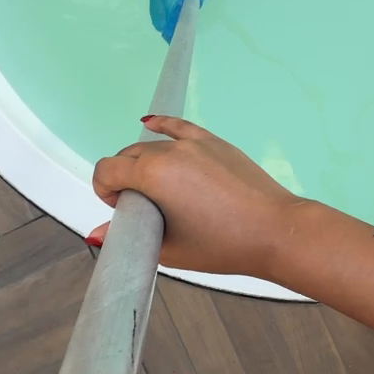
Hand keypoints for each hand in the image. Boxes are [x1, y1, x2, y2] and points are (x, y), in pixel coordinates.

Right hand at [90, 115, 307, 276]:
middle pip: (129, 156)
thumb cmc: (224, 246)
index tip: (121, 209)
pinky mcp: (216, 143)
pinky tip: (150, 124)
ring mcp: (196, 144)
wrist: (275, 231)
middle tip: (142, 207)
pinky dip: (163, 126)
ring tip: (156, 186)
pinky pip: (181, 127)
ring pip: (153, 145)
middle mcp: (171, 151)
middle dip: (125, 178)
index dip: (105, 190)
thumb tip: (98, 235)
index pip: (107, 169)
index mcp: (153, 175)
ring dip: (144, 161)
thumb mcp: (171, 249)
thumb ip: (132, 237)